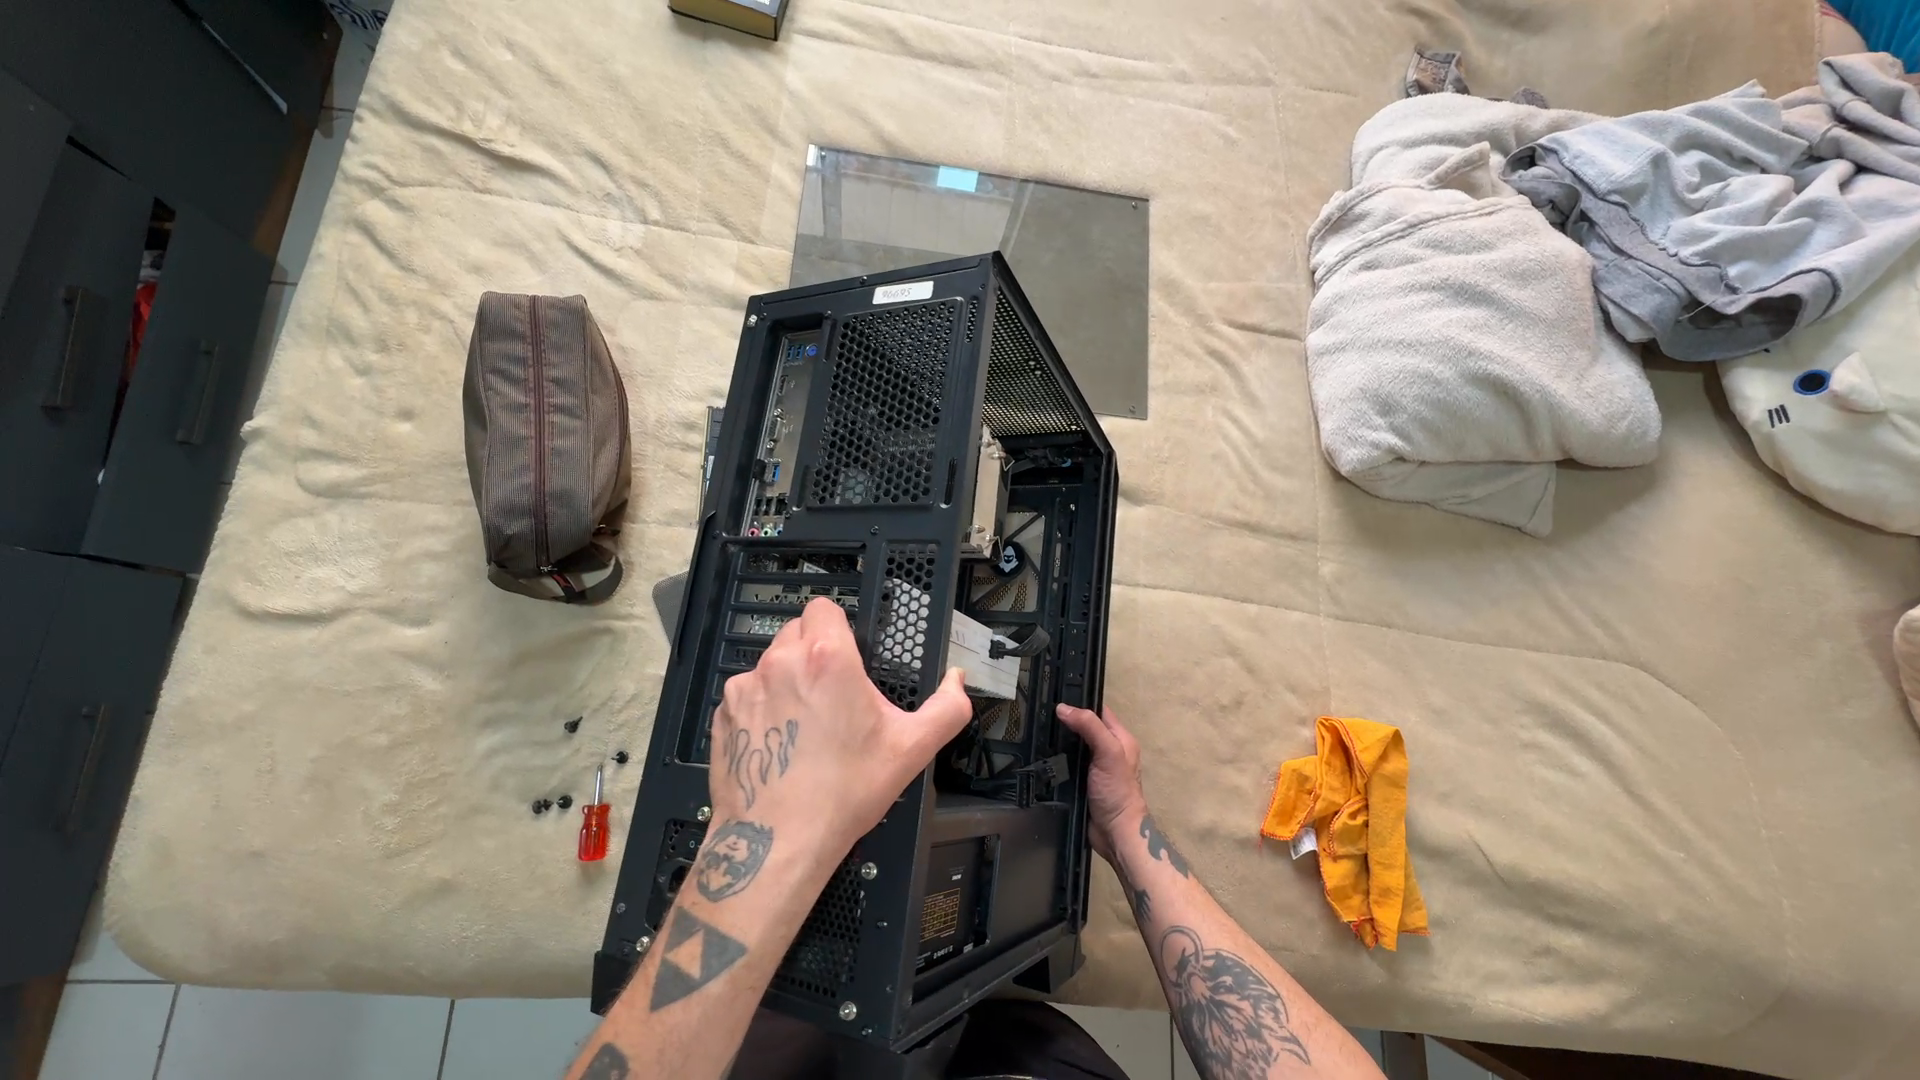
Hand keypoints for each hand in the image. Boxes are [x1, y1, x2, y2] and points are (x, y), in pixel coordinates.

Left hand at [708, 598, 974, 871]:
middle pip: (796, 630)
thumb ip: (946, 708)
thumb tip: (957, 682)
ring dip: (788, 678)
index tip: (849, 653)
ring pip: (770, 662)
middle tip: (835, 691)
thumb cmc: (843, 794)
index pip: (824, 607)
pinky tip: (782, 740)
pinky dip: (763, 706)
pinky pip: (746, 693)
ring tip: (807, 722)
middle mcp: (780, 664)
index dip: (839, 625)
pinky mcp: (723, 715)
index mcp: (826, 659)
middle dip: (815, 650)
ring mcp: (745, 689)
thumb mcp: (912, 749)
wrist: (777, 841)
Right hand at [1054, 703, 1148, 862]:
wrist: (1115, 832)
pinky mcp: (1081, 782)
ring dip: (1057, 742)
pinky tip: (1040, 757)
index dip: (1080, 702)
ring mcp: (1094, 767)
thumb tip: (1063, 708)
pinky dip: (1055, 760)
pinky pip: (1066, 764)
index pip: (1099, 711)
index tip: (1056, 695)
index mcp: (1120, 739)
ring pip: (1072, 746)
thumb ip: (1089, 727)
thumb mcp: (1108, 752)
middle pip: (1084, 727)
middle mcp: (1108, 750)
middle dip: (1065, 722)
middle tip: (1040, 715)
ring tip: (1035, 733)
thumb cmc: (1117, 791)